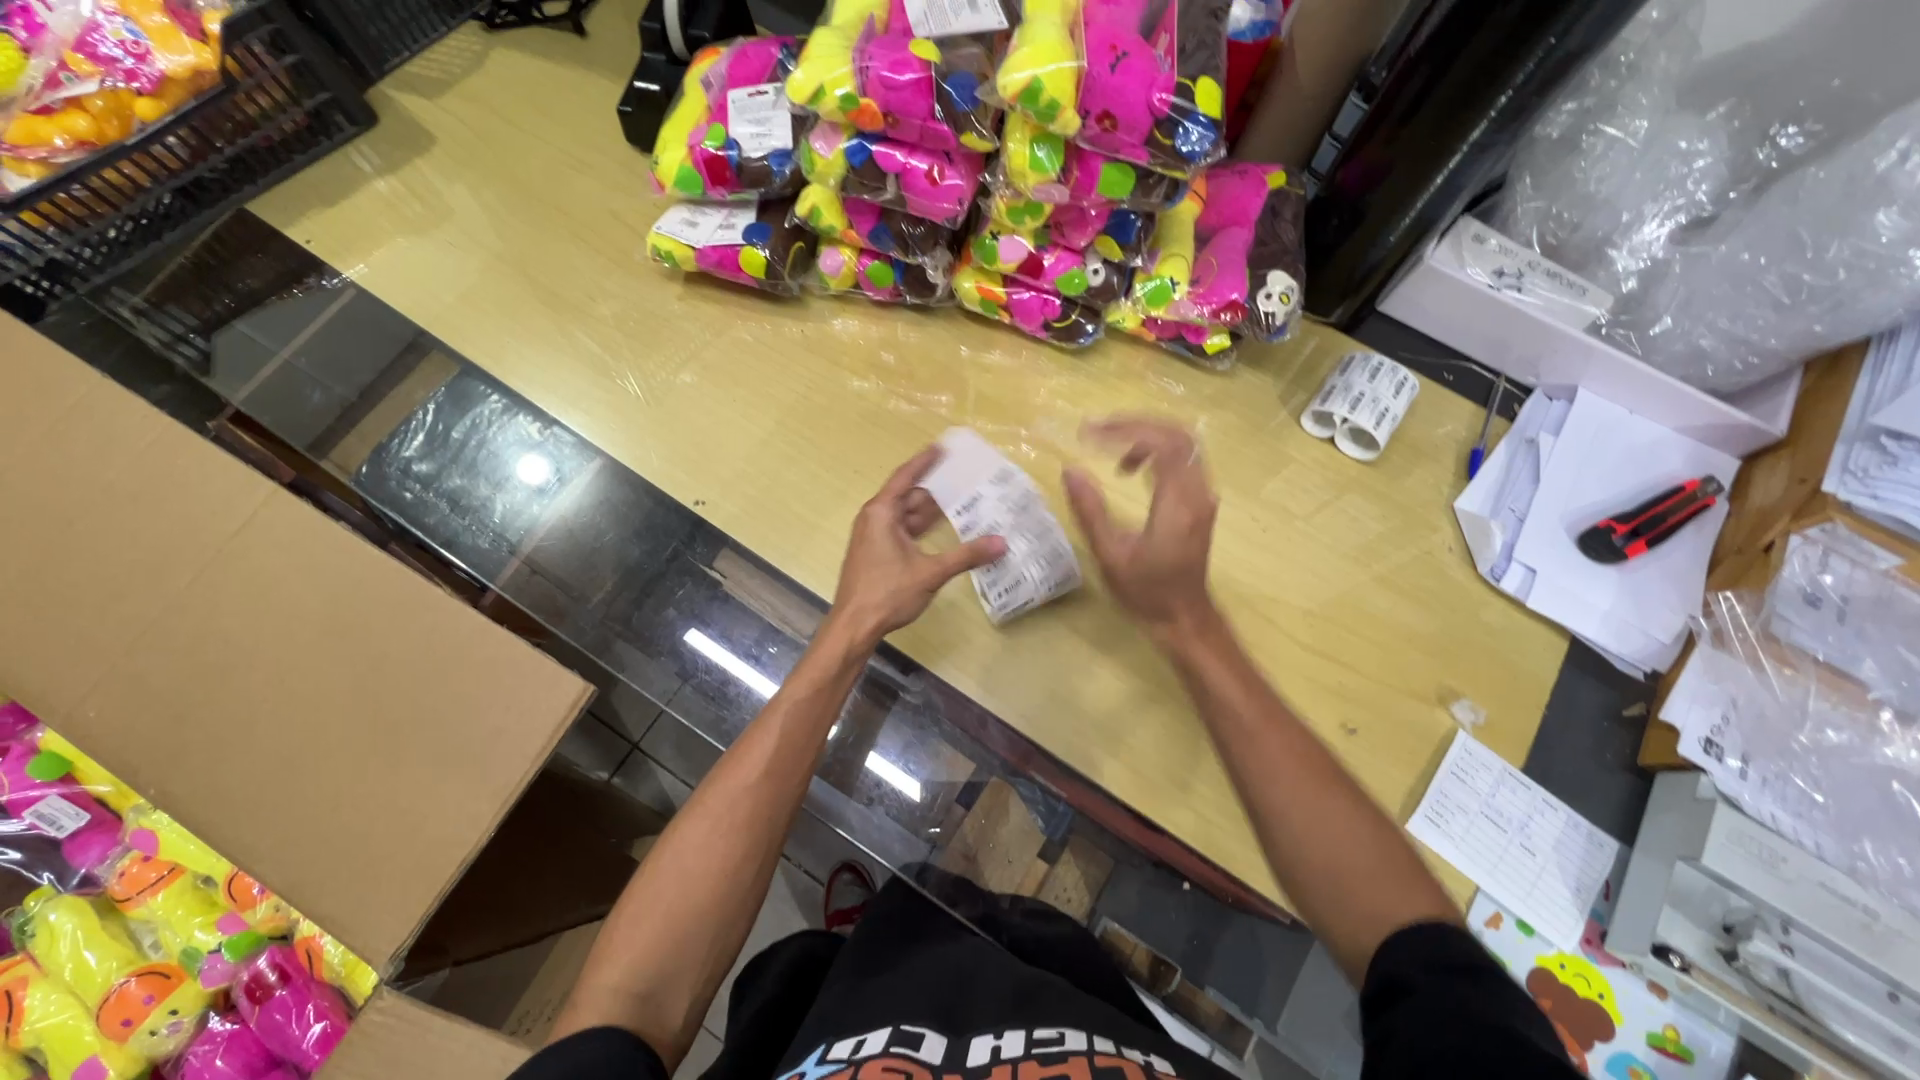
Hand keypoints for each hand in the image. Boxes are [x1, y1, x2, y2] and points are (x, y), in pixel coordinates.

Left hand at [831, 446, 1007, 644]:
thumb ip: (966, 556)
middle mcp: (874, 519)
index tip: (942, 447)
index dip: (925, 461)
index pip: (905, 477)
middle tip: (965, 480)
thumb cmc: (887, 593)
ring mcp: (873, 537)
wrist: (854, 625)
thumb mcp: (930, 573)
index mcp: (882, 513)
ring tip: (962, 503)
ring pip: (906, 516)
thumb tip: (1001, 543)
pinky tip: (943, 532)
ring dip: (930, 513)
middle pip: (909, 497)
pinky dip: (921, 529)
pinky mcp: (876, 553)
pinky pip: (902, 531)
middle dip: (935, 490)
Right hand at [1063, 417, 1219, 639]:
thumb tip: (1070, 471)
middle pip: (1177, 435)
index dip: (1126, 430)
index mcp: (1177, 504)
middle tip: (1098, 431)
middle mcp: (1198, 493)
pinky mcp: (1200, 502)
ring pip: (1184, 444)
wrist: (1183, 617)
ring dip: (1146, 436)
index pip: (1162, 444)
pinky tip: (1130, 466)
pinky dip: (1156, 451)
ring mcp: (1203, 496)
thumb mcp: (1110, 554)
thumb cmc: (1145, 591)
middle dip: (1136, 425)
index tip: (1088, 435)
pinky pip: (1184, 459)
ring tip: (1109, 448)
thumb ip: (1090, 510)